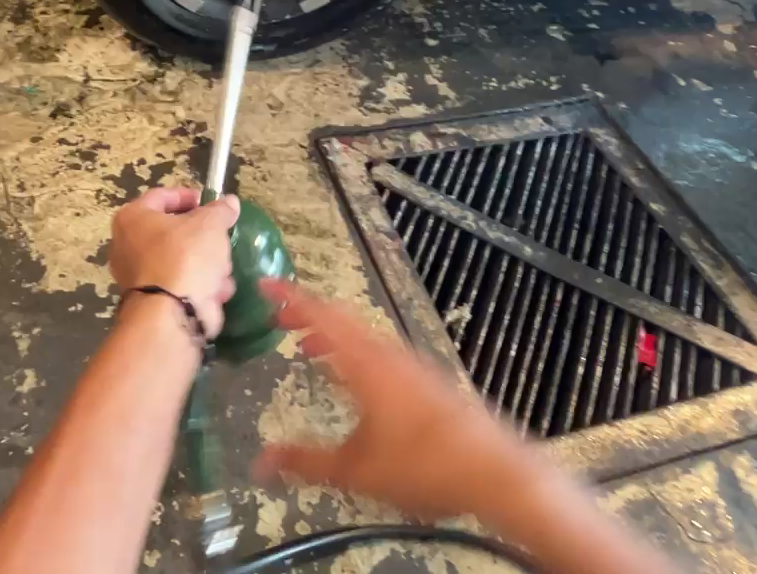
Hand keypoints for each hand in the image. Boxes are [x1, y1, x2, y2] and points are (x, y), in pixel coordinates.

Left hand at [109, 188, 239, 338]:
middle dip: (202, 237)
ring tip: (224, 268)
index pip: (162, 196)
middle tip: (221, 237)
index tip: (211, 203)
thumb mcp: (210, 224)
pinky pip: (180, 285)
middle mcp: (127, 245)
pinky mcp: (151, 302)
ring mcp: (137, 276)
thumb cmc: (186, 256)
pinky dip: (199, 287)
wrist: (173, 314)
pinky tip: (217, 291)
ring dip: (206, 264)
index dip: (189, 197)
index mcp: (133, 218)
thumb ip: (220, 210)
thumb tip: (229, 202)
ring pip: (180, 260)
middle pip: (172, 232)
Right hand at [253, 279, 544, 520]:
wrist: (496, 472)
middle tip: (278, 320)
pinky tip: (354, 380)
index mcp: (363, 362)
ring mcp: (410, 362)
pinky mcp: (427, 378)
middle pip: (340, 317)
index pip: (320, 315)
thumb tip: (259, 461)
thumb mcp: (355, 470)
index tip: (264, 284)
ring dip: (331, 333)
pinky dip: (354, 350)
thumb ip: (305, 462)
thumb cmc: (422, 465)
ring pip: (361, 333)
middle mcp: (386, 352)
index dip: (290, 297)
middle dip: (306, 314)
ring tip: (309, 349)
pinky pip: (378, 349)